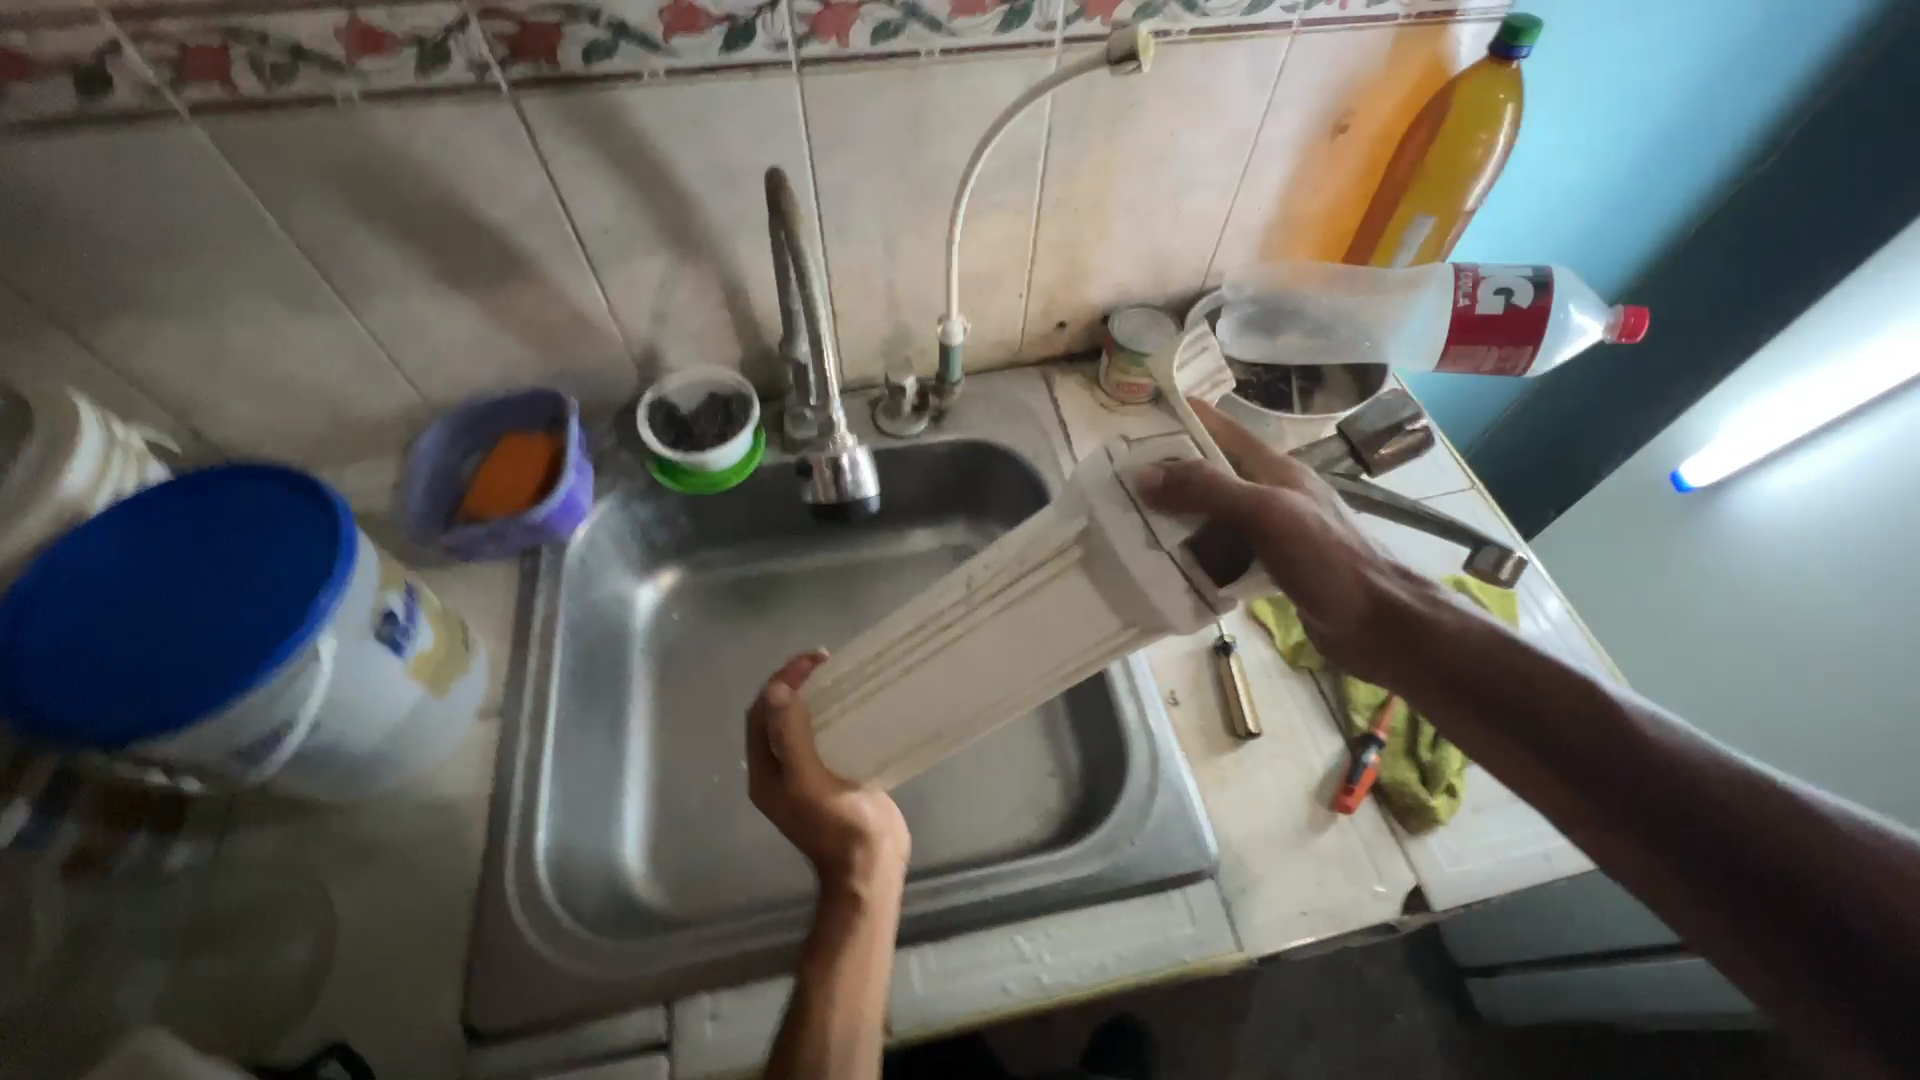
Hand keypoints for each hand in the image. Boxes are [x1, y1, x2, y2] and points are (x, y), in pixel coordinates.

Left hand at [748, 651, 911, 889]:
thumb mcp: (809, 781)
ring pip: (804, 723)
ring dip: (816, 697)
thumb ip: (791, 737)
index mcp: (766, 773)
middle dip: (796, 684)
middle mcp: (781, 771)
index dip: (781, 682)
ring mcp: (808, 775)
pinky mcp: (834, 776)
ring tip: (840, 674)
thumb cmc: (838, 826)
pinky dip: (836, 714)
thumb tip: (778, 690)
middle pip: (780, 715)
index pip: (762, 714)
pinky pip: (828, 735)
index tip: (811, 661)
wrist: (871, 865)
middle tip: (824, 661)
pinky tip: (857, 703)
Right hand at [1134, 398, 1434, 684]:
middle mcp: (1270, 495)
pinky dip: (1197, 561)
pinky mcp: (1270, 570)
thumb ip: (1207, 490)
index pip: (1221, 429)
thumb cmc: (1329, 559)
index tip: (1134, 420)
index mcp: (1273, 469)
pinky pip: (1222, 557)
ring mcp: (1271, 535)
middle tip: (1118, 488)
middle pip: (1210, 476)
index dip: (1182, 418)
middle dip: (1167, 478)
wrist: (1381, 625)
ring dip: (1178, 524)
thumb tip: (1144, 474)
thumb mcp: (1266, 513)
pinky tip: (1171, 573)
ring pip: (1212, 519)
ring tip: (1131, 530)